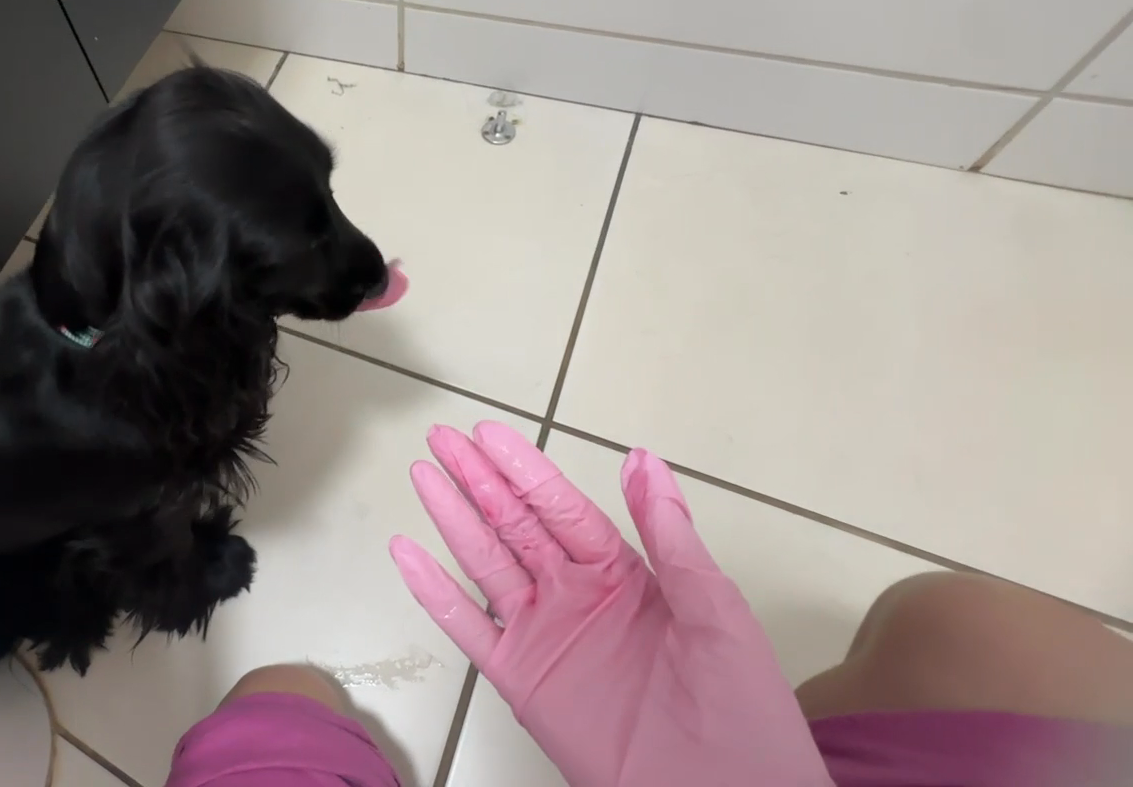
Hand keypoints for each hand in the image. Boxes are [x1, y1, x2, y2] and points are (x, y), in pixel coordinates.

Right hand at [389, 423, 831, 786]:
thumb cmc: (742, 716)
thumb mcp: (716, 617)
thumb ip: (671, 538)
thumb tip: (642, 457)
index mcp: (618, 572)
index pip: (559, 505)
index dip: (522, 467)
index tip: (486, 432)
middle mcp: (570, 592)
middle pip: (513, 522)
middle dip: (476, 477)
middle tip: (439, 436)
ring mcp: (540, 632)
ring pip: (483, 561)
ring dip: (451, 517)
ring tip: (421, 474)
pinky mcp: (518, 676)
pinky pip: (466, 626)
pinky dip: (433, 591)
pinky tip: (405, 553)